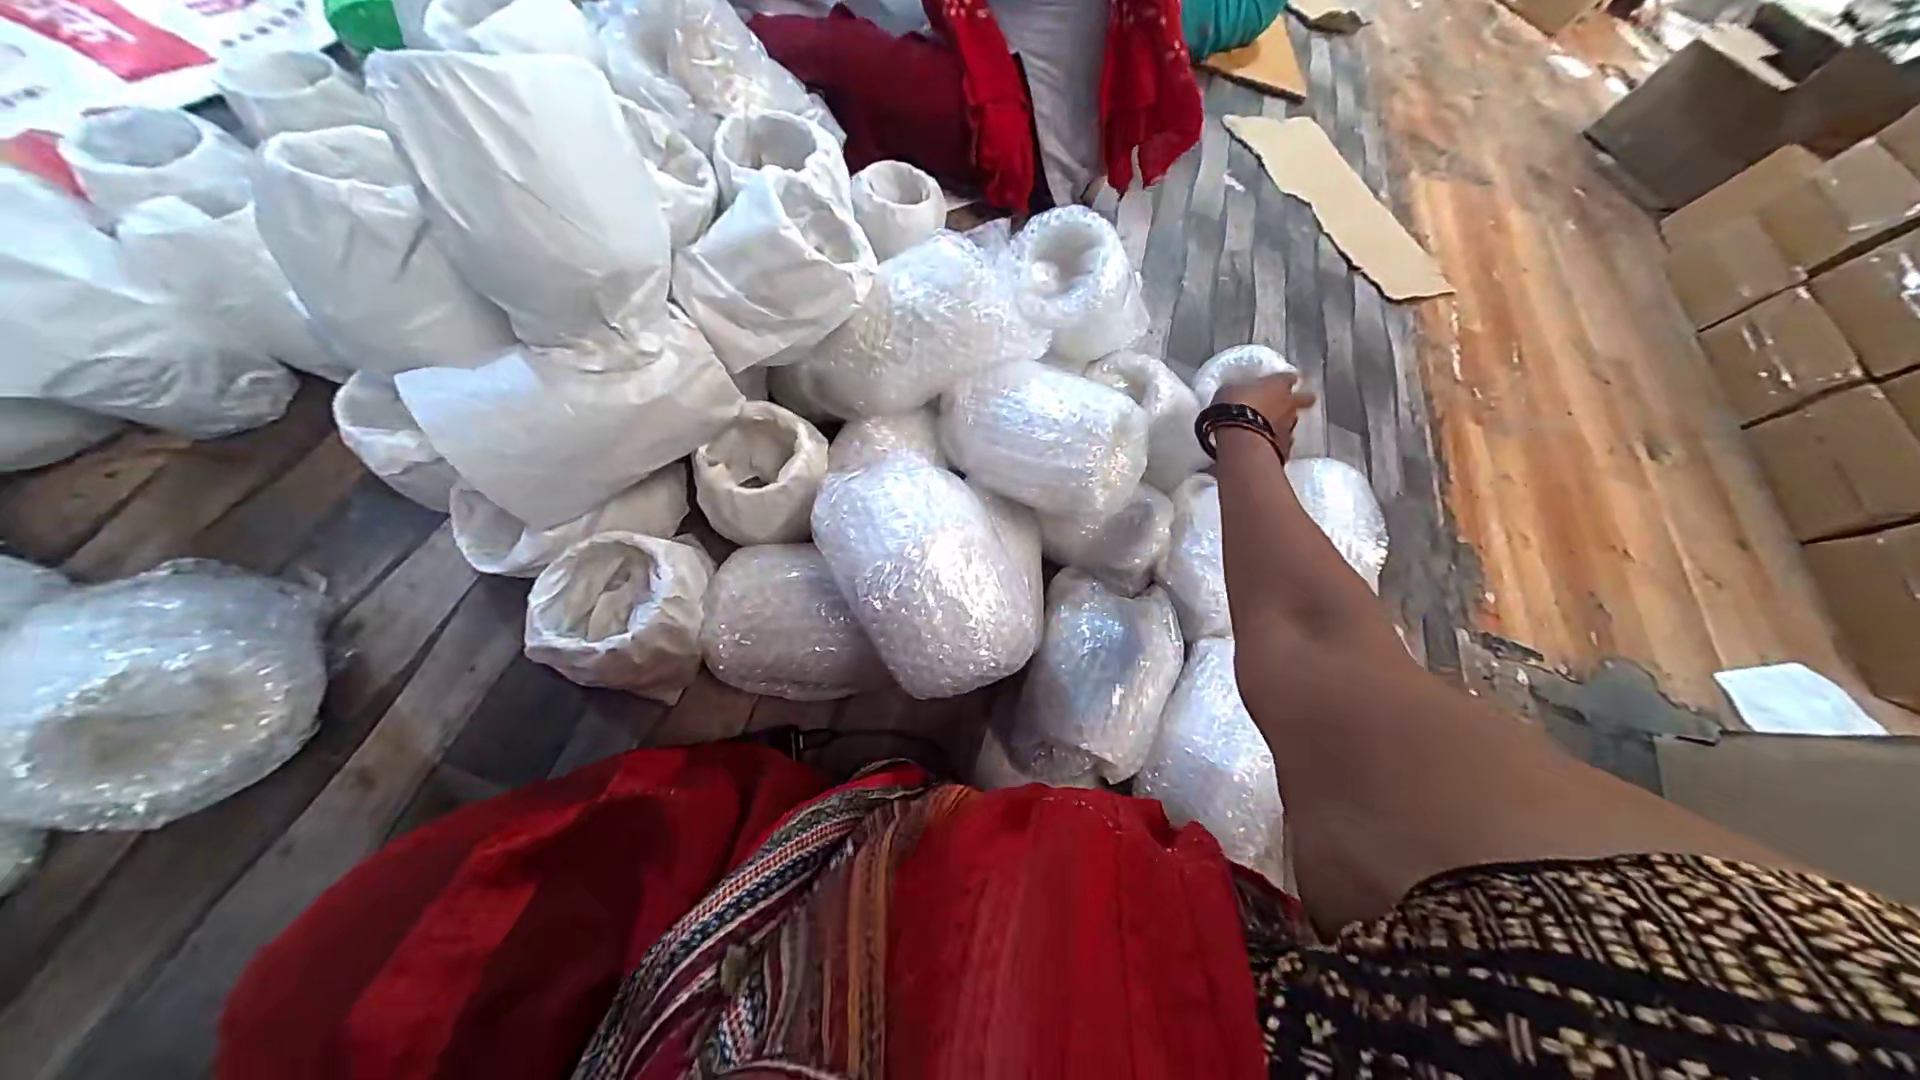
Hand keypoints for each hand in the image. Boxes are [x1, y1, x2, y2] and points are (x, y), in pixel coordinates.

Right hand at [1217, 373, 1315, 455]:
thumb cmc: (1232, 409)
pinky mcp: (1285, 449)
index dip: (1285, 380)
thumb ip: (1237, 392)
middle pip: (1303, 400)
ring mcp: (1288, 428)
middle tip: (1302, 402)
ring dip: (1285, 423)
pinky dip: (1276, 443)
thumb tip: (1236, 393)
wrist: (1241, 443)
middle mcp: (1288, 405)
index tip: (1286, 381)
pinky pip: (1283, 443)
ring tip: (1273, 428)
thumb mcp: (1227, 392)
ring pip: (1292, 422)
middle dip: (1303, 400)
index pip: (1287, 378)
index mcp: (1276, 386)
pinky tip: (1267, 446)